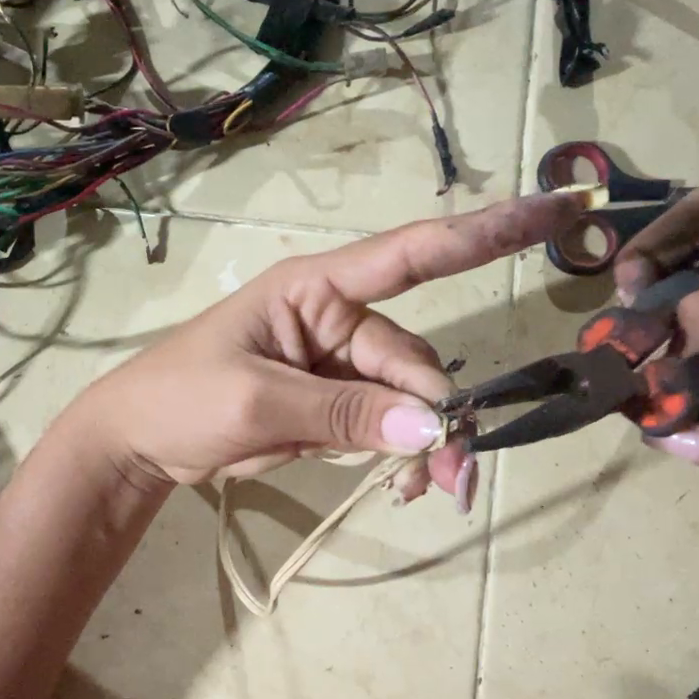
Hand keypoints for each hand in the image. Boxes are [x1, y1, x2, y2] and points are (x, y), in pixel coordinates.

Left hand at [72, 192, 583, 504]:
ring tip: (425, 489)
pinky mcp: (331, 408)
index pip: (409, 255)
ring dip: (421, 443)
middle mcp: (335, 320)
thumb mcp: (257, 401)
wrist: (140, 444)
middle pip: (412, 359)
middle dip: (436, 414)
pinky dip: (396, 456)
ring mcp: (335, 367)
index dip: (484, 233)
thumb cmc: (181, 397)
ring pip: (404, 401)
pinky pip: (382, 428)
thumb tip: (431, 426)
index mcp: (314, 289)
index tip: (558, 209)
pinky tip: (396, 486)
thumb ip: (343, 411)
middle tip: (451, 473)